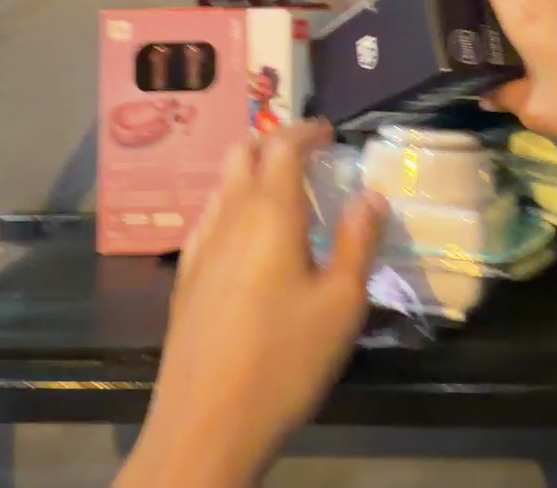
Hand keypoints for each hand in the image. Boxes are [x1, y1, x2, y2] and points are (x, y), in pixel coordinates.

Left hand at [120, 120, 386, 487]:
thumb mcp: (342, 304)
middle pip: (243, 152)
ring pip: (223, 183)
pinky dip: (232, 204)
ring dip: (251, 170)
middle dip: (274, 141)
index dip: (306, 130)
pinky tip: (248, 237)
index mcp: (271, 212)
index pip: (283, 145)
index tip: (330, 132)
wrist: (205, 425)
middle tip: (307, 153)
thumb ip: (359, 242)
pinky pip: (210, 217)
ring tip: (283, 191)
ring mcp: (201, 245)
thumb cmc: (285, 360)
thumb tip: (371, 195)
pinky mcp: (186, 276)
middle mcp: (230, 215)